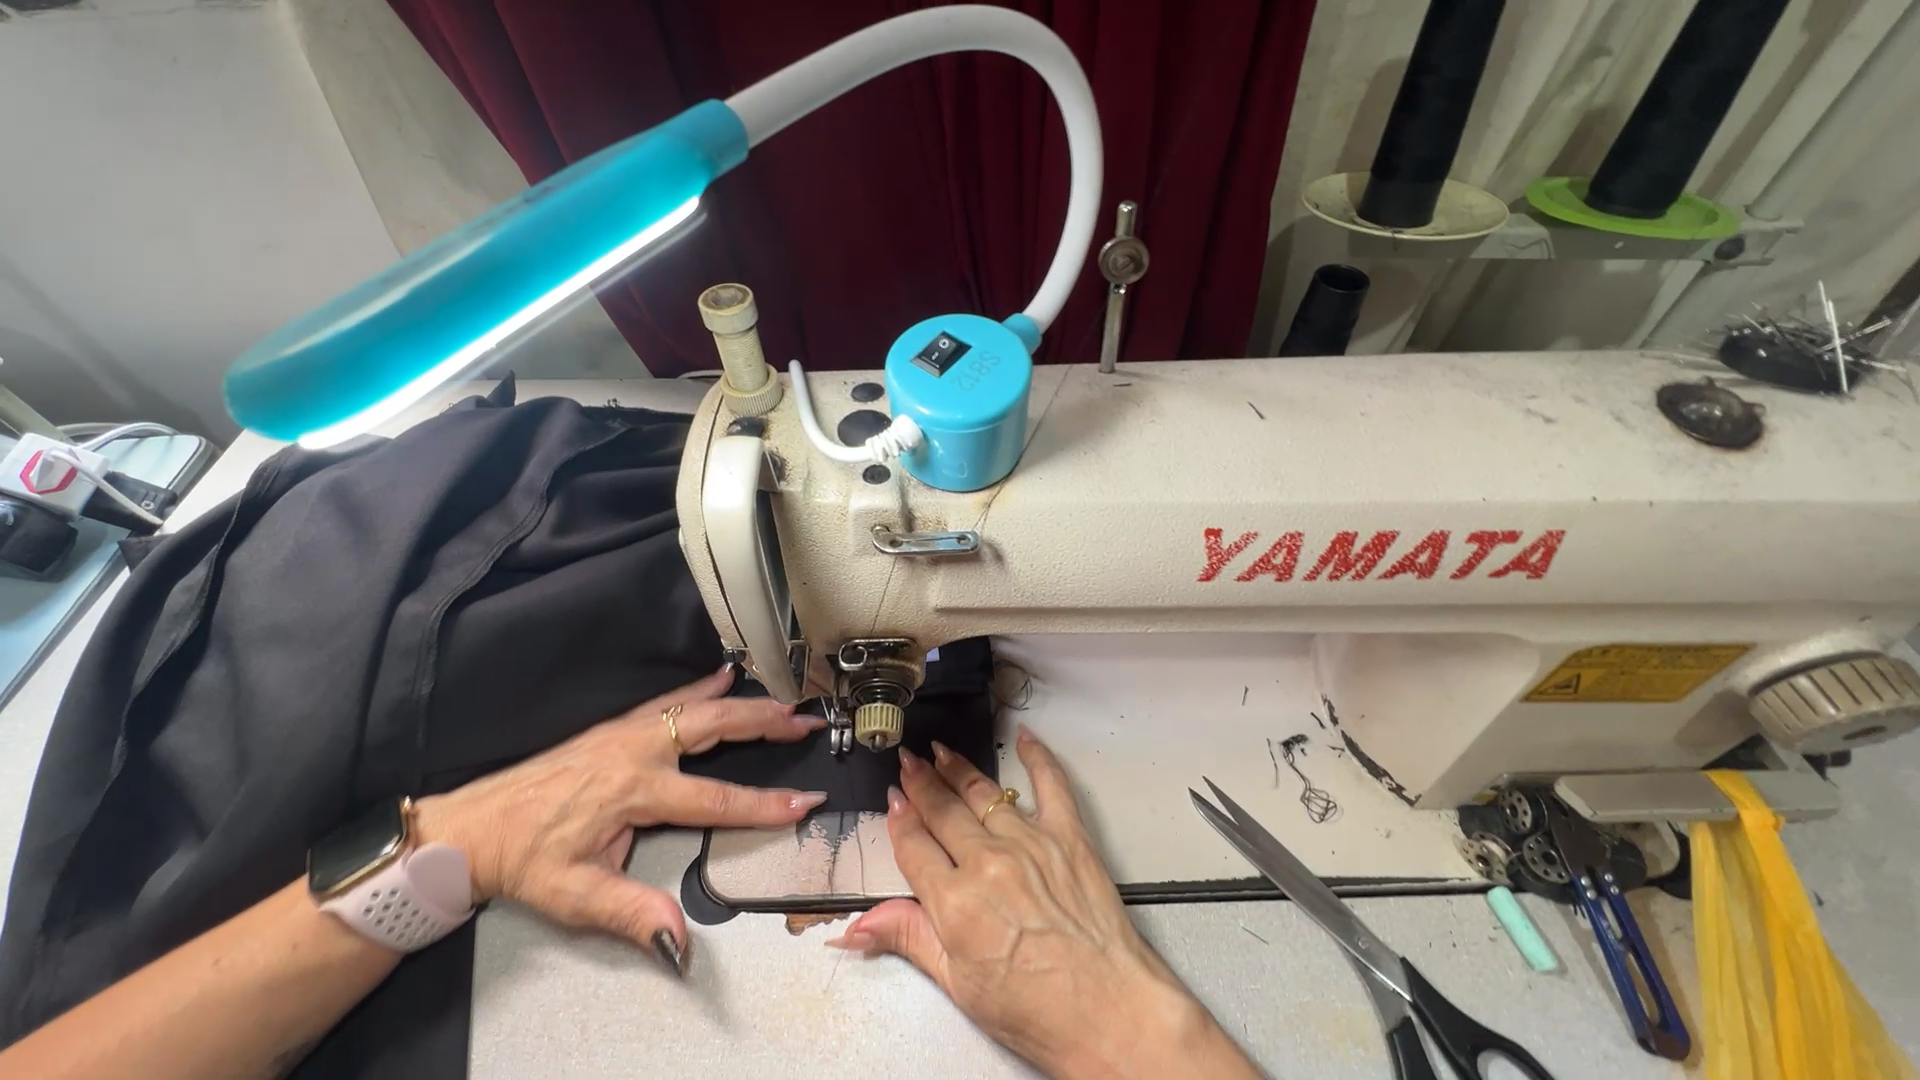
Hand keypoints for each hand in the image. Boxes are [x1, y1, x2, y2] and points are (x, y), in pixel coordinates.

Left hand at [413, 667, 823, 961]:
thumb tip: (680, 941)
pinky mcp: (617, 727)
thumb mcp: (576, 896)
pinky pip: (670, 701)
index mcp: (636, 790)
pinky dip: (702, 688)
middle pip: (716, 728)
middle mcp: (638, 751)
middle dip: (767, 724)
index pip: (716, 798)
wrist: (475, 825)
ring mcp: (627, 732)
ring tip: (782, 701)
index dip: (764, 804)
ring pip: (698, 707)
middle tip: (805, 722)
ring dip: (745, 704)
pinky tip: (722, 676)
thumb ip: (633, 914)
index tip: (803, 802)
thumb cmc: (526, 859)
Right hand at [827, 728, 1258, 1079]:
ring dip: (959, 768)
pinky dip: (1038, 757)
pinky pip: (1051, 785)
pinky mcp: (1069, 836)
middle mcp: (987, 862)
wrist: (1111, 1013)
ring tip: (941, 751)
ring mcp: (1030, 843)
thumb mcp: (958, 986)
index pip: (913, 846)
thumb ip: (909, 939)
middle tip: (908, 759)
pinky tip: (1025, 736)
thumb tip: (853, 927)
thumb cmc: (1034, 1011)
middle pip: (943, 811)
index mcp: (954, 902)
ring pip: (984, 793)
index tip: (891, 799)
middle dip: (920, 782)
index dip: (899, 819)